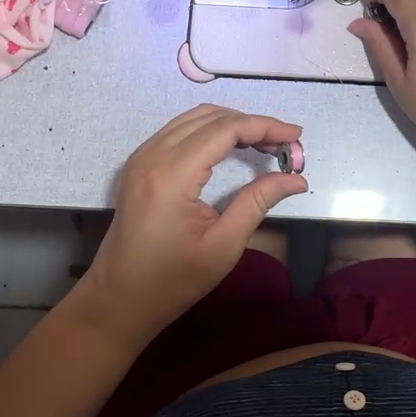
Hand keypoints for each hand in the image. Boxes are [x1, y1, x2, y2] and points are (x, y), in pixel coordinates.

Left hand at [83, 105, 305, 335]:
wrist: (118, 300)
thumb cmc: (172, 281)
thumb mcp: (223, 246)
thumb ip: (258, 202)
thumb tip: (297, 179)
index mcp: (172, 174)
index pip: (225, 129)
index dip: (264, 126)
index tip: (296, 135)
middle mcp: (153, 154)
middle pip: (210, 117)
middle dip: (251, 124)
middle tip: (284, 144)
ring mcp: (142, 156)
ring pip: (194, 119)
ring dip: (231, 124)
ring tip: (265, 144)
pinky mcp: (140, 164)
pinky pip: (180, 130)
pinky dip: (211, 131)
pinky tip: (232, 147)